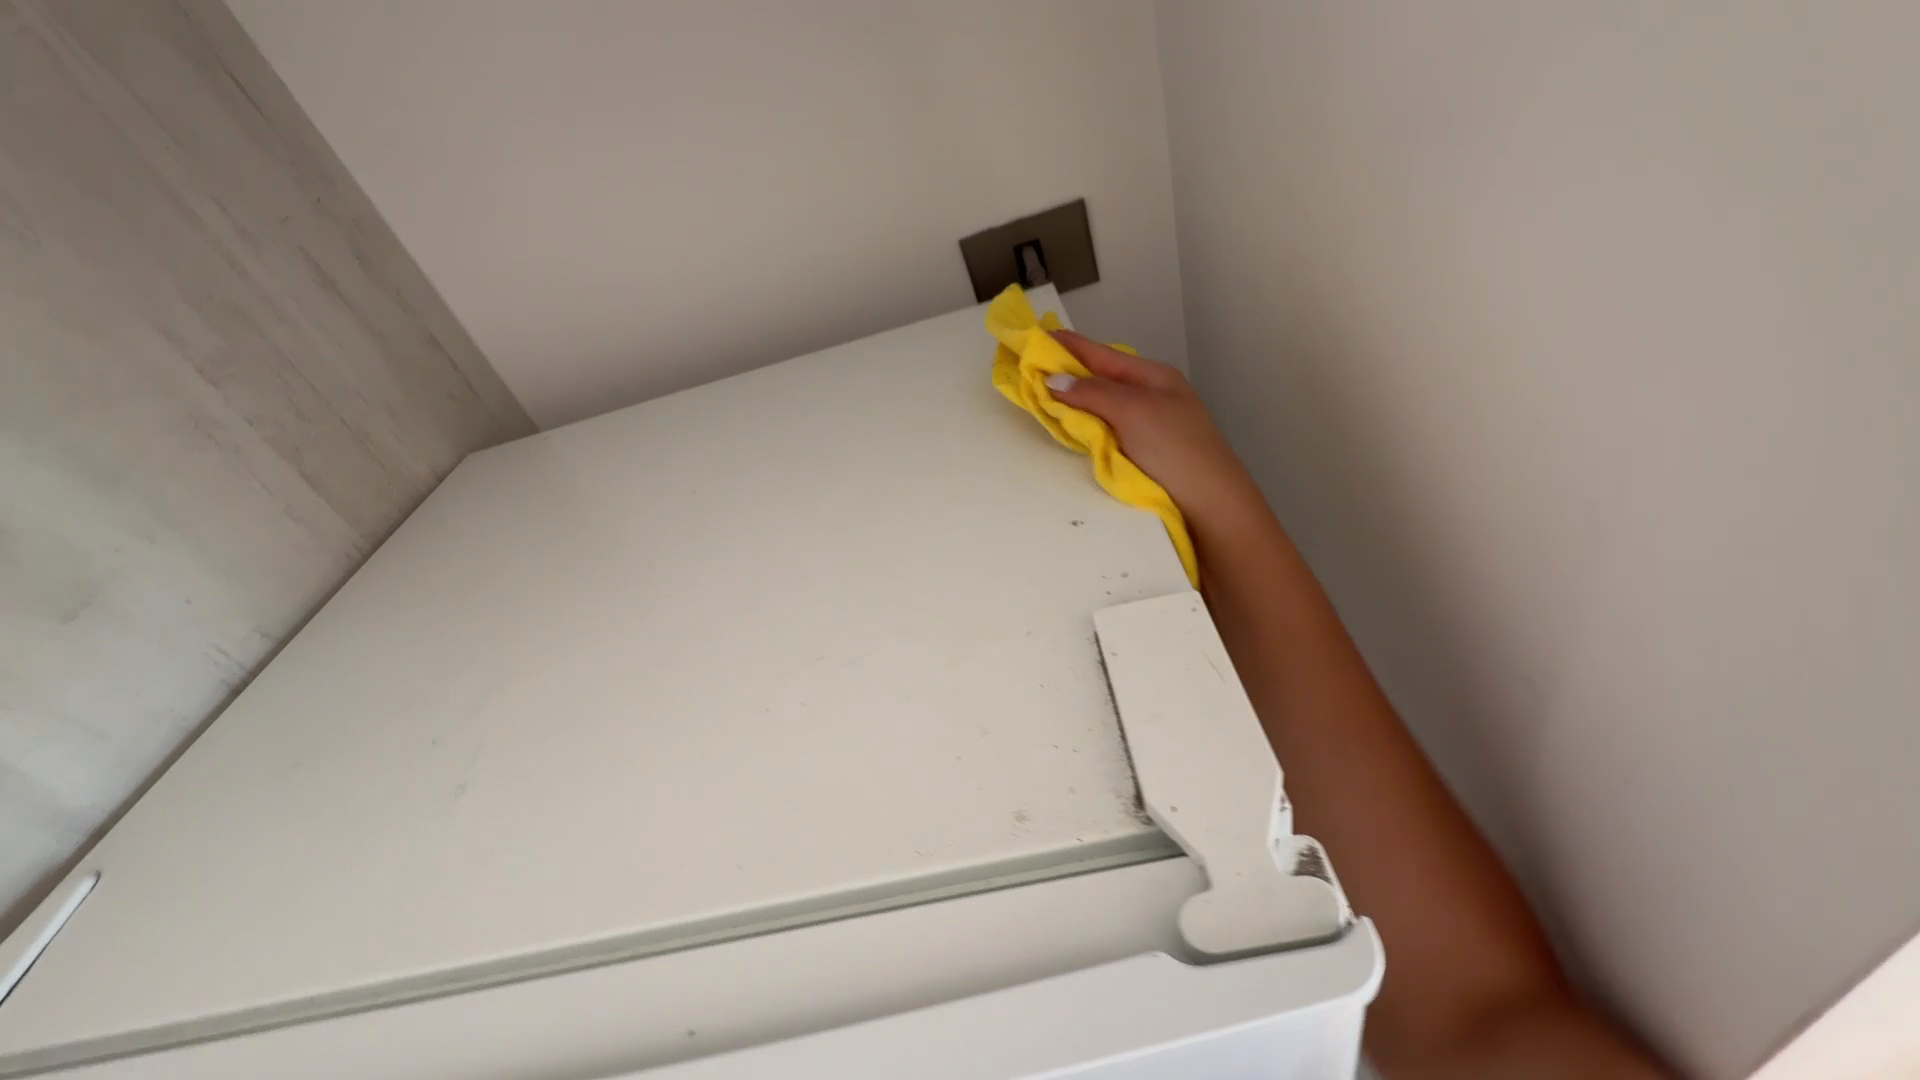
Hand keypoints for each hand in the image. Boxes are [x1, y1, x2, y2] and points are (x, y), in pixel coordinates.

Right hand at [1045, 330, 1266, 533]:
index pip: (1101, 354)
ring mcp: (1147, 425)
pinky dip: (1083, 424)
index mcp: (1152, 377)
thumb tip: (1053, 380)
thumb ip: (1092, 393)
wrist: (1209, 504)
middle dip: (1067, 371)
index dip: (1068, 344)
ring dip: (1073, 399)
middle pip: (1100, 378)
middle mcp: (1150, 396)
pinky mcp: (1141, 453)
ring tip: (1040, 394)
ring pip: (1101, 404)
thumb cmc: (1175, 449)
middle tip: (1028, 367)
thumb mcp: (1132, 410)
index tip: (1034, 334)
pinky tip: (1069, 425)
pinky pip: (1104, 429)